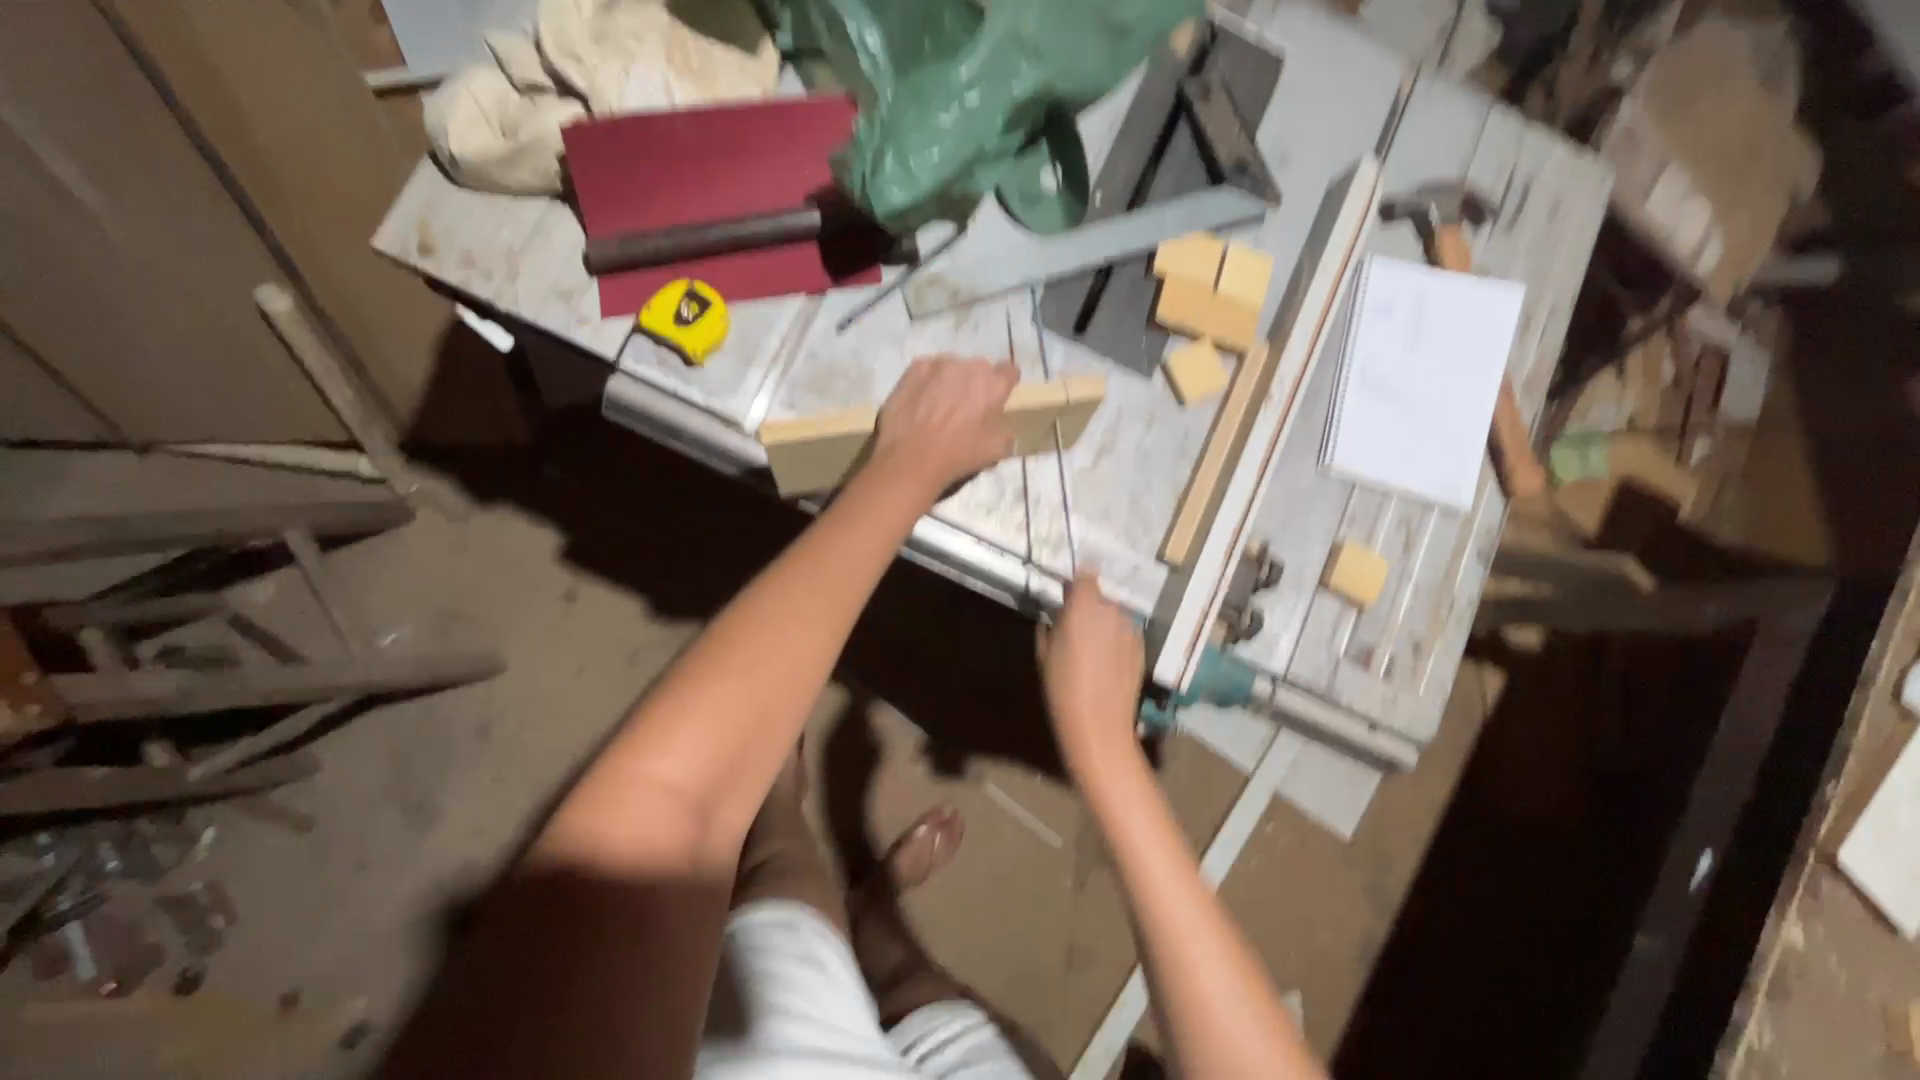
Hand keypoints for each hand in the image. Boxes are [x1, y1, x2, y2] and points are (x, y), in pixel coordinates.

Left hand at [869, 356, 1018, 495]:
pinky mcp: (916, 367)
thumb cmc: (958, 454)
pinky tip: (921, 400)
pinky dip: (929, 381)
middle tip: (966, 406)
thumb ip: (1005, 430)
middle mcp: (970, 365)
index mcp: (994, 384)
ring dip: (952, 380)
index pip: (1009, 371)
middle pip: (979, 368)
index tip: (997, 397)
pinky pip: (929, 369)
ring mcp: (941, 363)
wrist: (911, 456)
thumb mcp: (996, 451)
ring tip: (940, 404)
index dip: (1005, 384)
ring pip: (953, 367)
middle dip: (977, 383)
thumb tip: (1000, 425)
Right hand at [1038, 571, 1144, 770]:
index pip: (1085, 575)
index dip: (1077, 584)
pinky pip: (1125, 634)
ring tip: (1093, 652)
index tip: (1068, 596)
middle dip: (1089, 608)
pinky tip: (1108, 664)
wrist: (1099, 722)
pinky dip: (1117, 641)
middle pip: (1100, 598)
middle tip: (1076, 631)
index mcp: (1084, 606)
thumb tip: (1057, 616)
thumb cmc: (1062, 687)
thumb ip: (1052, 624)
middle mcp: (1111, 610)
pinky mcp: (1143, 646)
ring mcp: (1131, 628)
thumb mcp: (1044, 652)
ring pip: (1114, 617)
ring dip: (1104, 625)